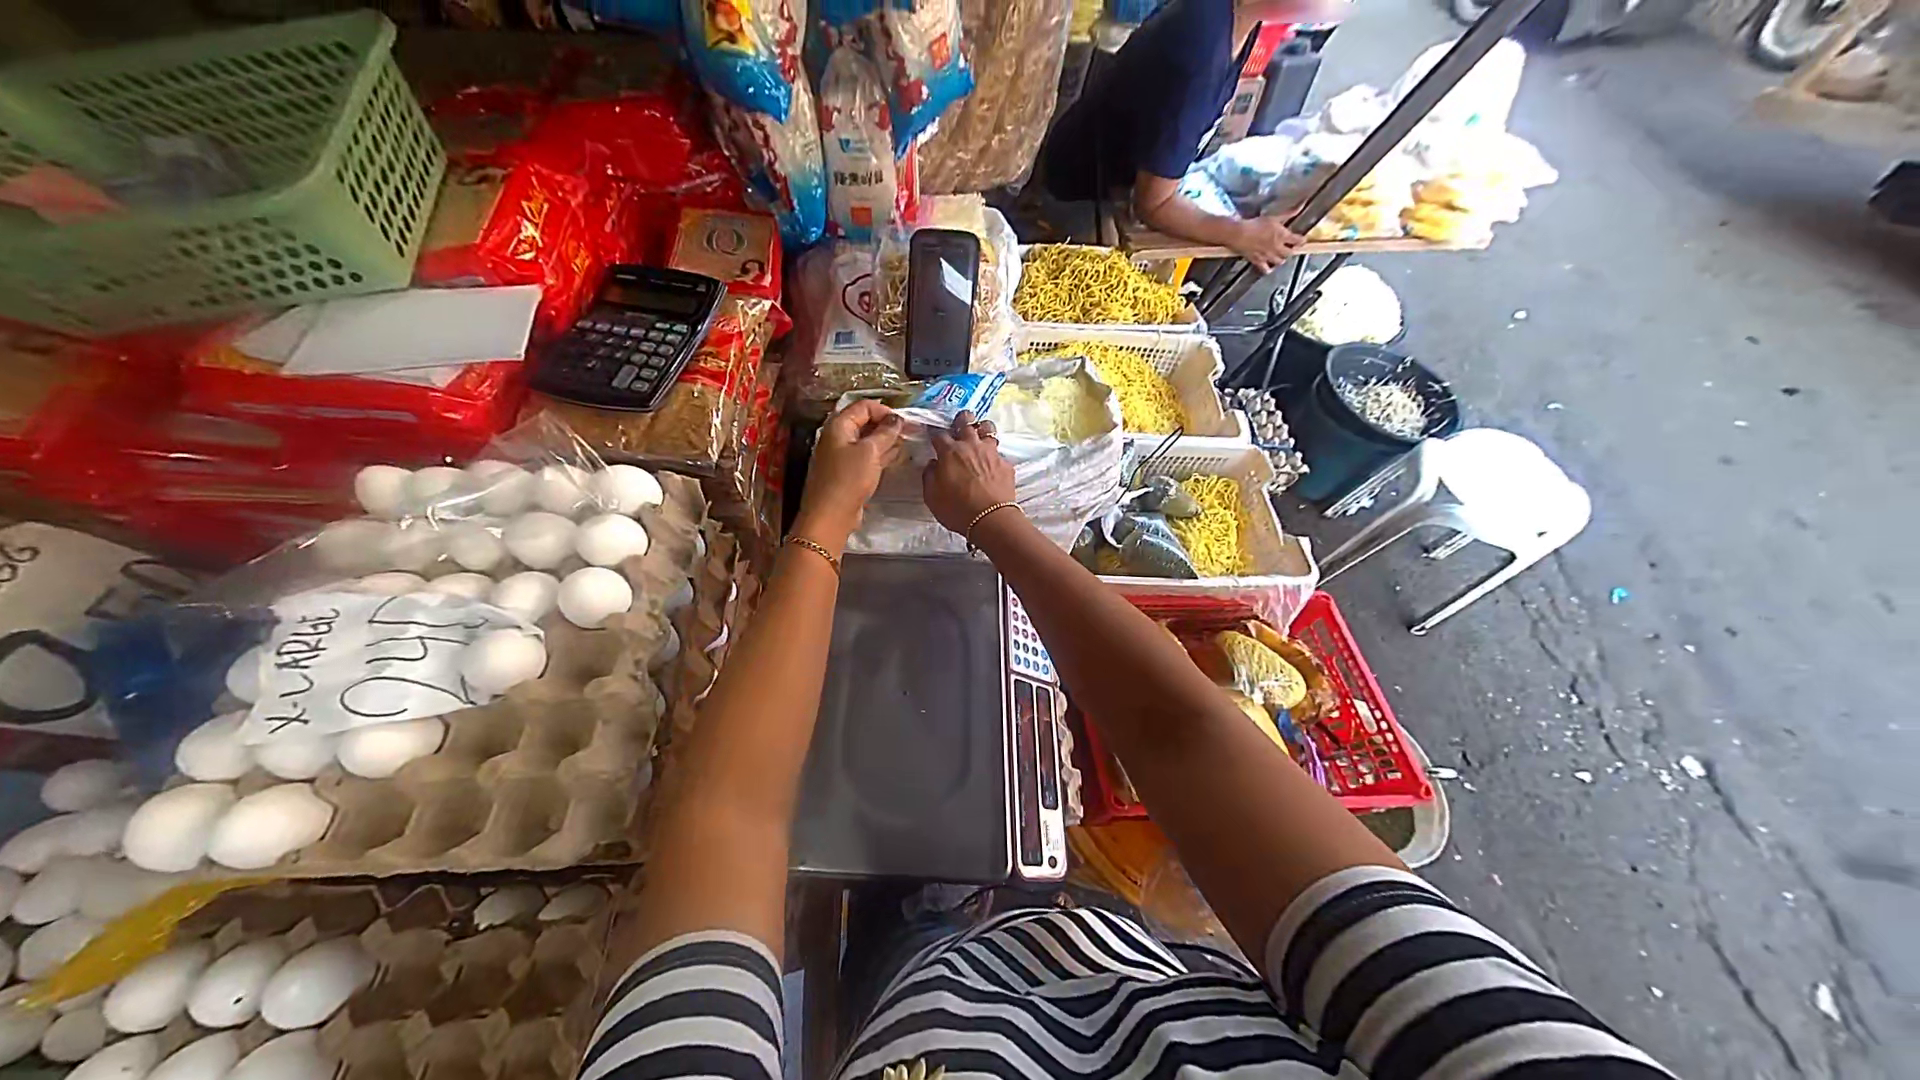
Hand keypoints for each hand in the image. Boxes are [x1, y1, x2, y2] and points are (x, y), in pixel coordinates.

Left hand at [795, 400, 903, 547]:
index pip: (864, 406)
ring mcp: (842, 455)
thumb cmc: (849, 479)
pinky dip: (881, 454)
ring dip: (886, 440)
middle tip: (909, 432)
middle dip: (887, 425)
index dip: (885, 411)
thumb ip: (885, 432)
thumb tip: (897, 419)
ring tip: (906, 443)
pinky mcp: (848, 471)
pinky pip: (867, 456)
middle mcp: (838, 436)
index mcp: (839, 425)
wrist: (831, 515)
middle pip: (865, 422)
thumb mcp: (870, 452)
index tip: (903, 422)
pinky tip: (896, 456)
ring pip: (867, 440)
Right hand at [923, 411, 1015, 536]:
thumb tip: (933, 464)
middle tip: (960, 426)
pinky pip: (999, 453)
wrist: (990, 519)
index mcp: (950, 452)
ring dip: (982, 431)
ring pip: (988, 429)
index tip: (933, 437)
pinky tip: (992, 466)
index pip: (939, 434)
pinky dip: (993, 457)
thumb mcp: (932, 496)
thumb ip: (929, 476)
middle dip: (962, 420)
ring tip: (979, 440)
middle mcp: (971, 446)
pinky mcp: (1005, 464)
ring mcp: (991, 453)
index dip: (934, 434)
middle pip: (966, 421)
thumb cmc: (957, 509)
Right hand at [1229, 216, 1305, 273]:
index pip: (1298, 240)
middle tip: (1290, 248)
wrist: (1240, 235)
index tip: (1302, 240)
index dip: (1301, 240)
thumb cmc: (1256, 224)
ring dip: (1281, 259)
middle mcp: (1278, 248)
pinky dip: (1269, 269)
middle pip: (1290, 253)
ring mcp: (1268, 256)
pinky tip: (1269, 267)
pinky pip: (1266, 269)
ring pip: (1280, 262)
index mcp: (1283, 236)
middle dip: (1291, 250)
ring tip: (1280, 256)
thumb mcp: (1273, 217)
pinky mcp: (1258, 262)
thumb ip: (1288, 213)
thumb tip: (1302, 205)